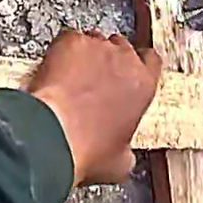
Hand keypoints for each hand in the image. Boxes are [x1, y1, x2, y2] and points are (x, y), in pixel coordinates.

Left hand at [27, 30, 161, 185]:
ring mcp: (98, 47)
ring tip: (70, 78)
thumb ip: (128, 148)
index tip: (127, 73)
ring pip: (95, 40)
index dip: (139, 65)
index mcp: (143, 85)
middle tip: (93, 81)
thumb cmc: (86, 150)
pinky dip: (63, 51)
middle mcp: (125, 59)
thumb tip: (124, 152)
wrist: (51, 136)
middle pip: (122, 47)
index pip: (152, 60)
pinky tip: (55, 71)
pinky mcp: (72, 41)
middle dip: (110, 60)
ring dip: (86, 55)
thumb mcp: (119, 163)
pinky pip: (70, 39)